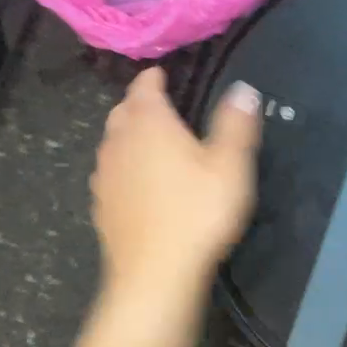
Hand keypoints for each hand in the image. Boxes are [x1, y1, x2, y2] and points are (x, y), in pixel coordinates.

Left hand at [90, 68, 261, 291]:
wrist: (155, 272)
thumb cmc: (198, 213)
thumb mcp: (231, 166)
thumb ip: (236, 125)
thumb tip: (244, 89)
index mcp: (150, 124)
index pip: (145, 87)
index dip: (154, 78)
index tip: (163, 74)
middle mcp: (120, 142)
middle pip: (123, 112)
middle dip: (139, 105)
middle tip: (158, 106)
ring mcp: (105, 174)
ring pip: (113, 143)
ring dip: (128, 136)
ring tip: (148, 142)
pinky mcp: (102, 205)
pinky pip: (110, 175)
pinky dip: (123, 168)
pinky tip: (136, 183)